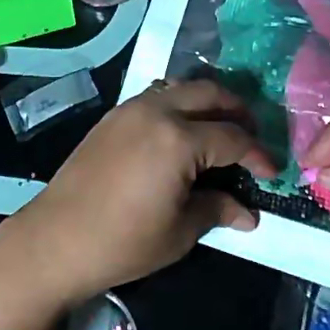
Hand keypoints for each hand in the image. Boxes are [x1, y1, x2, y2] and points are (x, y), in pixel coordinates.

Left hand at [0, 79, 276, 306]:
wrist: (57, 238)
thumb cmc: (124, 241)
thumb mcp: (179, 231)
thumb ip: (216, 209)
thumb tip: (248, 213)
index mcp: (179, 139)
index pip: (232, 138)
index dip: (257, 154)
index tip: (272, 171)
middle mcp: (156, 111)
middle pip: (208, 94)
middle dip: (236, 110)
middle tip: (251, 135)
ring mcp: (129, 109)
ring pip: (178, 88)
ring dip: (205, 101)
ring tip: (219, 127)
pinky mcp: (111, 117)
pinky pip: (154, 96)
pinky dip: (176, 103)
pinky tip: (181, 131)